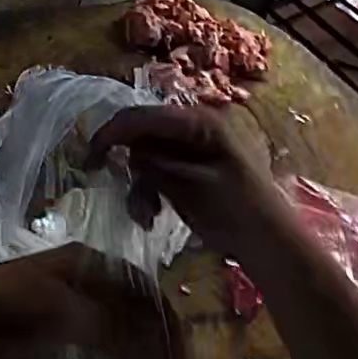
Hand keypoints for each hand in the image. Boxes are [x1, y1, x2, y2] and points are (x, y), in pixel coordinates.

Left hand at [0, 244, 190, 358]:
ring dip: (142, 353)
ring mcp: (72, 308)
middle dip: (158, 337)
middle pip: (133, 306)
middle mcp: (85, 279)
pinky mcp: (59, 336)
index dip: (163, 316)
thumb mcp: (50, 306)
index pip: (138, 283)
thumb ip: (98, 321)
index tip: (182, 355)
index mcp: (86, 260)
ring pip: (120, 328)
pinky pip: (99, 349)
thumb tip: (146, 340)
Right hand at [87, 105, 291, 263]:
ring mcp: (188, 148)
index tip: (89, 157)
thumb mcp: (196, 187)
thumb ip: (159, 166)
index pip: (144, 116)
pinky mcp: (185, 169)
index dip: (113, 132)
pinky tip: (151, 216)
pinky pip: (154, 172)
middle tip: (100, 179)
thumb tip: (127, 152)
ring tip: (145, 215)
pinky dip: (147, 192)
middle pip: (141, 133)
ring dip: (138, 185)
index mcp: (199, 122)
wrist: (268, 242)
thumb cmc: (239, 209)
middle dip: (126, 162)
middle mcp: (191, 128)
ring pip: (144, 156)